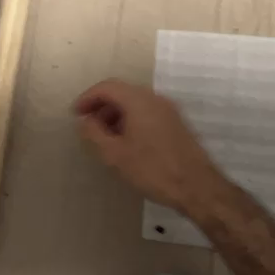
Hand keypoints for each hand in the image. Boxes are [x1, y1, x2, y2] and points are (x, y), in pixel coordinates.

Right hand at [74, 79, 231, 217]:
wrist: (198, 187)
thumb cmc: (152, 169)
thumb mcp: (114, 154)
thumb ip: (94, 133)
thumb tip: (84, 120)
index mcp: (138, 101)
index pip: (107, 87)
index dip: (87, 98)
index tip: (76, 114)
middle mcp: (155, 99)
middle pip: (122, 92)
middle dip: (101, 106)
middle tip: (89, 126)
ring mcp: (169, 110)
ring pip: (135, 103)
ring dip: (116, 115)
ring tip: (106, 138)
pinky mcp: (177, 124)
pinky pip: (148, 113)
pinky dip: (132, 120)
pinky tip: (128, 143)